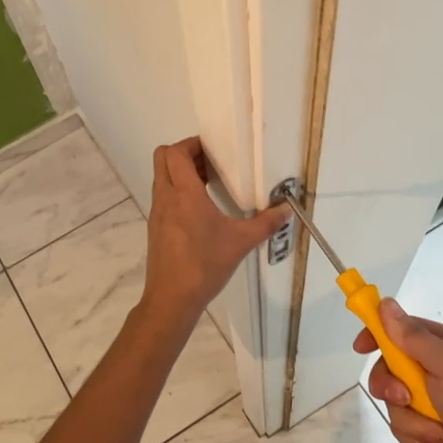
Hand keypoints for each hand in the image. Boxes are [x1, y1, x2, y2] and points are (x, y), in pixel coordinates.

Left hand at [140, 137, 288, 317]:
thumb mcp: (241, 242)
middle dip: (185, 154)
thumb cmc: (204, 265)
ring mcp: (157, 213)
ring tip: (209, 184)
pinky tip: (201, 210)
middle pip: (163, 159)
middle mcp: (165, 197)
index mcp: (183, 194)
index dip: (191, 144)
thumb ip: (266, 223)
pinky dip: (178, 192)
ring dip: (181, 173)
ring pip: (162, 178)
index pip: (175, 152)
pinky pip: (163, 197)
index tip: (213, 150)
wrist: (172, 298)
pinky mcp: (156, 227)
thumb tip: (287, 210)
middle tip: (211, 163)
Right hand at [361, 299, 442, 442]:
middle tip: (401, 397)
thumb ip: (413, 337)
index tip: (360, 348)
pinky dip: (415, 435)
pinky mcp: (428, 426)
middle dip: (391, 384)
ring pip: (393, 398)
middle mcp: (442, 368)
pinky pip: (402, 423)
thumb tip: (385, 303)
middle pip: (392, 364)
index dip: (380, 334)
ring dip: (410, 417)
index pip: (406, 328)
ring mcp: (435, 399)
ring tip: (434, 431)